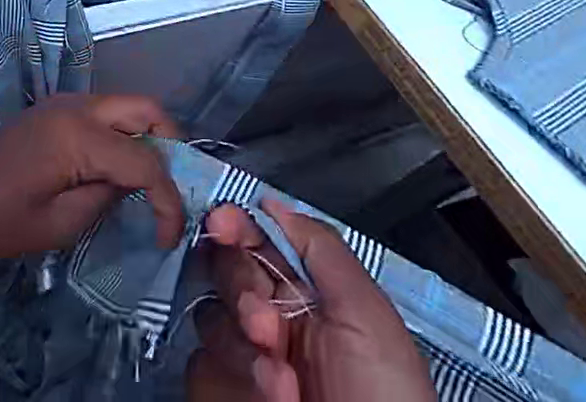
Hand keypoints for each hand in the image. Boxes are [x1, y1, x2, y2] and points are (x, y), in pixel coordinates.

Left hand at [0, 94, 183, 261]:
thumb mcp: (60, 224)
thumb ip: (108, 198)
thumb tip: (135, 187)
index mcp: (79, 135)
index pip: (147, 161)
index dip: (168, 201)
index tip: (169, 236)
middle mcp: (77, 107)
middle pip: (146, 109)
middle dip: (171, 147)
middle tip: (172, 193)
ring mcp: (64, 103)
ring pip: (126, 107)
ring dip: (148, 139)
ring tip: (153, 186)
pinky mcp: (54, 111)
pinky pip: (105, 114)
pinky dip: (124, 136)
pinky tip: (121, 172)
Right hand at [188, 200, 435, 401]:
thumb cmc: (383, 396)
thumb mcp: (368, 318)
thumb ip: (322, 250)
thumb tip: (270, 202)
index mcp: (305, 292)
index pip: (254, 238)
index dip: (233, 224)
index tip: (222, 225)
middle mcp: (271, 315)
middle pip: (224, 270)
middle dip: (241, 291)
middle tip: (267, 327)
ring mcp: (246, 356)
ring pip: (211, 319)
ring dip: (242, 347)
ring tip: (282, 385)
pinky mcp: (223, 391)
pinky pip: (202, 365)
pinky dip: (230, 379)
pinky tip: (270, 398)